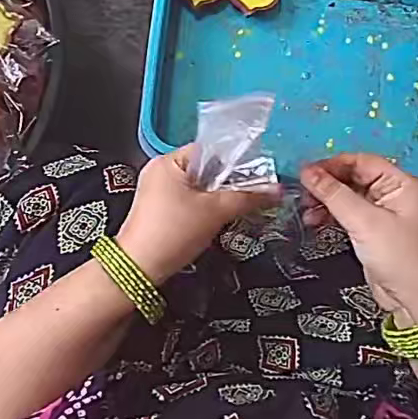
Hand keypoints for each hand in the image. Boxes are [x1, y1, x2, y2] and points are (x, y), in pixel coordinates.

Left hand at [116, 145, 280, 281]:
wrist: (139, 268)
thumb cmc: (175, 232)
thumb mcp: (216, 211)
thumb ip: (248, 197)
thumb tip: (277, 190)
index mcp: (168, 160)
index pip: (210, 150)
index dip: (235, 161)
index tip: (258, 176)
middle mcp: (159, 170)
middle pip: (204, 169)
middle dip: (228, 183)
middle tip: (251, 195)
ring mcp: (156, 191)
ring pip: (198, 187)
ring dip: (217, 198)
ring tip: (237, 208)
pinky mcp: (157, 210)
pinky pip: (187, 201)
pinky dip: (203, 208)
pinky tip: (216, 220)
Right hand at [299, 153, 417, 326]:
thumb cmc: (403, 259)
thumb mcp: (365, 222)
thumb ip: (334, 194)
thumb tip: (308, 172)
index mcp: (401, 184)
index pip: (362, 161)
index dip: (332, 164)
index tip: (306, 172)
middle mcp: (394, 195)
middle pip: (353, 178)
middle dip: (326, 184)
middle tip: (302, 192)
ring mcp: (384, 215)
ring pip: (348, 197)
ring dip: (325, 201)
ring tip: (305, 210)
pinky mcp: (374, 232)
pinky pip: (348, 215)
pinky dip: (331, 216)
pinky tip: (315, 221)